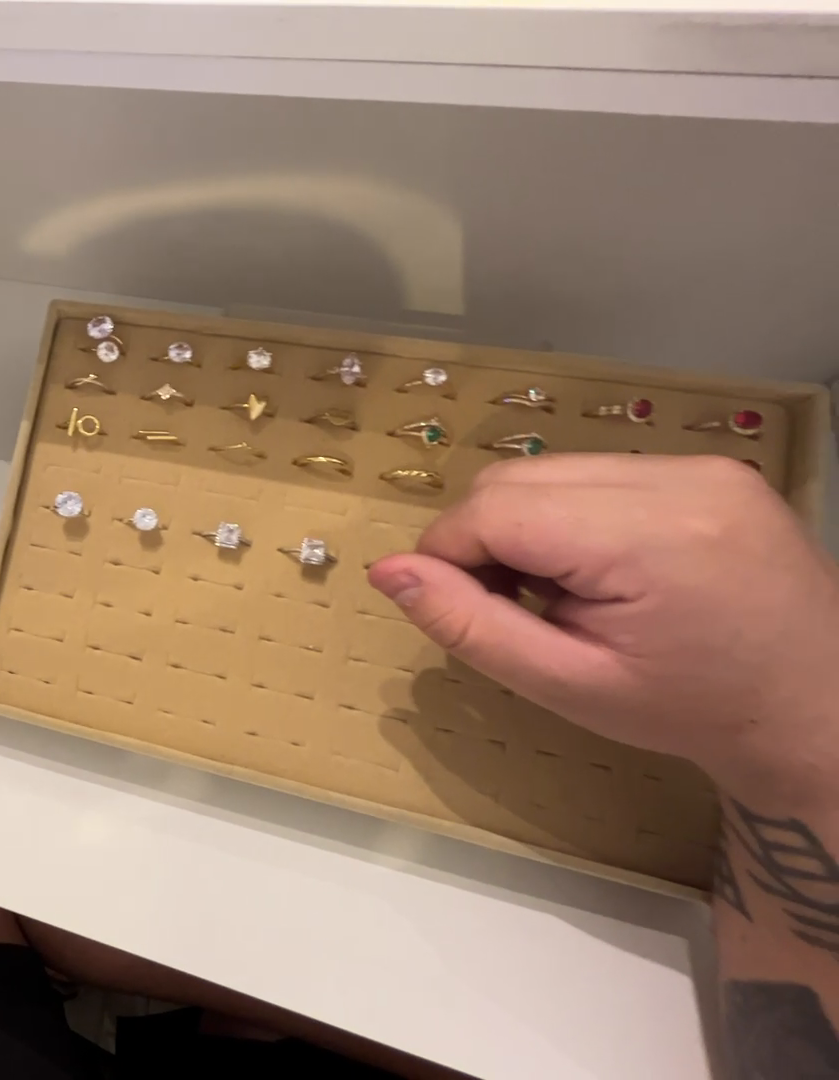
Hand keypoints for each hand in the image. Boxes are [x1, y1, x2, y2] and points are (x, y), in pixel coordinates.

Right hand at [368, 454, 838, 803]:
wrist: (823, 711)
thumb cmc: (686, 710)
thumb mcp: (558, 682)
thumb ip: (463, 623)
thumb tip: (384, 571)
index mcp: (651, 537)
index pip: (489, 512)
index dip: (447, 558)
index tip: (466, 611)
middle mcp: (679, 480)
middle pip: (507, 481)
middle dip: (477, 539)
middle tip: (506, 603)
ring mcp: (699, 467)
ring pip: (536, 472)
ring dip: (512, 525)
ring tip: (549, 587)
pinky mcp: (704, 469)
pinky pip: (580, 474)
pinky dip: (553, 515)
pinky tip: (586, 565)